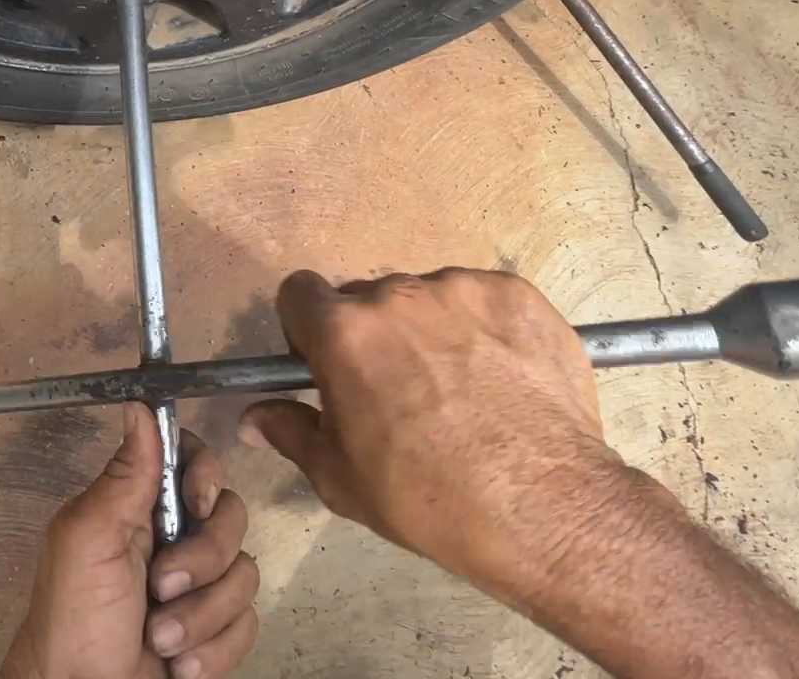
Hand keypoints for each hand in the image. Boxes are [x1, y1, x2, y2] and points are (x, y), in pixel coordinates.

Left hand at [0, 403, 259, 678]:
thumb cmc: (74, 618)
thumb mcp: (88, 539)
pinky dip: (214, 651)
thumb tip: (138, 403)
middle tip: (160, 588)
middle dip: (202, 561)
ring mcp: (199, 584)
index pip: (193, 460)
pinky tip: (180, 667)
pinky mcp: (216, 631)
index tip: (193, 503)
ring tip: (159, 641)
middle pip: (230, 516)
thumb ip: (123, 475)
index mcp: (140, 504)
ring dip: (202, 617)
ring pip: (244, 574)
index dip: (204, 476)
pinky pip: (248, 624)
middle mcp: (175, 536)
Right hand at [238, 268, 628, 603]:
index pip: (298, 291)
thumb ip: (288, 431)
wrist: (549, 511)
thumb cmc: (426, 498)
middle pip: (364, 298)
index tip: (325, 361)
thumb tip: (249, 418)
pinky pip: (478, 298)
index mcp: (342, 331)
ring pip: (423, 297)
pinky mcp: (515, 294)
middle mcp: (395, 295)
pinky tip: (501, 374)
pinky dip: (480, 326)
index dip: (305, 326)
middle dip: (370, 334)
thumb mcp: (339, 477)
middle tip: (398, 388)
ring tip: (460, 386)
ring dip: (426, 328)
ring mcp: (460, 288)